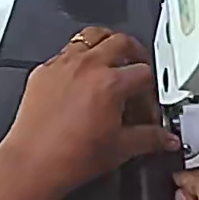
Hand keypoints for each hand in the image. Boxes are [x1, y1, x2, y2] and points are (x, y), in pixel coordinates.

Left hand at [0, 27, 179, 199]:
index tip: (147, 101)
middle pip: (121, 41)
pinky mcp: (44, 69)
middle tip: (138, 64)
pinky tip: (79, 73)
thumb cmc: (70, 157)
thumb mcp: (120, 148)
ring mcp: (63, 64)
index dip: (151, 88)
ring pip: (91, 35)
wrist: (33, 164)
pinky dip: (78, 56)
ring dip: (106, 42)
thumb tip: (165, 138)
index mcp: (111, 83)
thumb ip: (149, 138)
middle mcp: (88, 66)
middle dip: (135, 52)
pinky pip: (65, 51)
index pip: (144, 72)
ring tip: (111, 55)